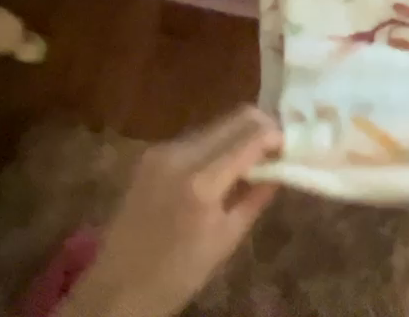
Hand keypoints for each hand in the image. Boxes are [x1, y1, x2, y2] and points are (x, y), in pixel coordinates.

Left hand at [56, 106, 282, 316]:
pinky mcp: (151, 154)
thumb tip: (280, 169)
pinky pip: (195, 138)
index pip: (250, 137)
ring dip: (239, 133)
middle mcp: (181, 155)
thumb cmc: (176, 275)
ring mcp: (162, 150)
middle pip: (234, 119)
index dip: (276, 135)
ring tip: (255, 155)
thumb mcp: (225, 241)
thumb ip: (255, 198)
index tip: (293, 144)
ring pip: (216, 125)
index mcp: (201, 182)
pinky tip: (224, 164)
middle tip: (279, 145)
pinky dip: (216, 143)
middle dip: (261, 126)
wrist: (116, 289)